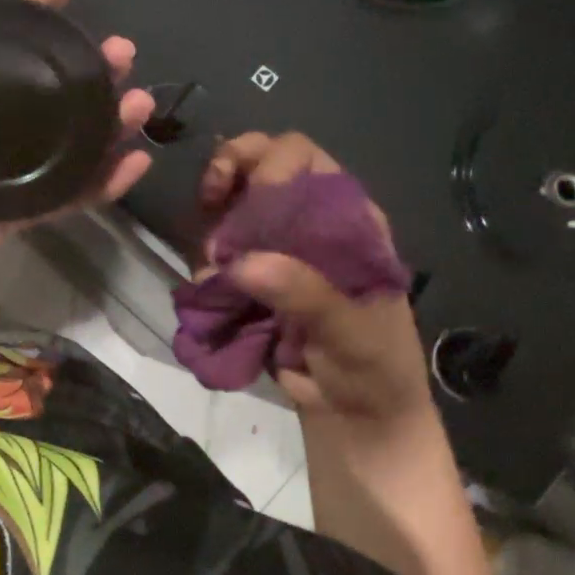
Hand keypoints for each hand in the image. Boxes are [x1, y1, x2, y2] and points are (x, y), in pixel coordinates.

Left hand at [0, 0, 155, 304]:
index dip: (39, 6)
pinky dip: (108, 180)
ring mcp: (17, 167)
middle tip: (119, 50)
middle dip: (94, 63)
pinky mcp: (25, 209)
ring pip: (76, 136)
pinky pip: (74, 194)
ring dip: (113, 116)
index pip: (7, 41)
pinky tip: (135, 159)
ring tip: (136, 101)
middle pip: (55, 85)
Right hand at [197, 132, 432, 429]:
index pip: (301, 157)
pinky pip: (212, 248)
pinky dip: (202, 261)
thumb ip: (306, 294)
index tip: (245, 196)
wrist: (354, 417)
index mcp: (346, 219)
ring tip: (214, 264)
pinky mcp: (244, 274)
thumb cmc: (372, 368)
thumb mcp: (352, 333)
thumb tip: (242, 263)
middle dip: (227, 174)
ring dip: (212, 223)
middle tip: (210, 203)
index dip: (268, 163)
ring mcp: (271, 245)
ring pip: (228, 203)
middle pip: (257, 164)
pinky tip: (210, 286)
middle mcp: (305, 221)